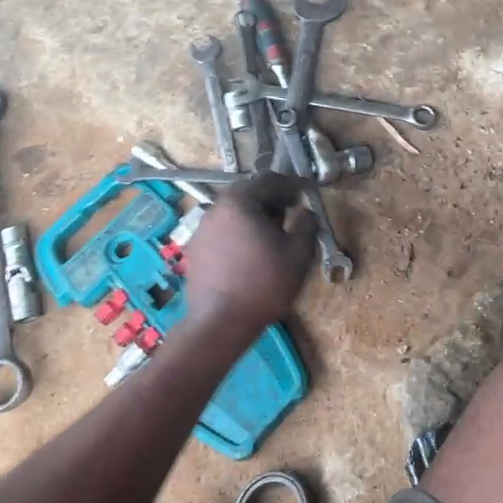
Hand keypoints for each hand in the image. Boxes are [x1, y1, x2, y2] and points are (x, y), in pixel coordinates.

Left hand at [179, 171, 317, 330]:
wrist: (220, 323)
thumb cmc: (263, 284)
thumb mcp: (298, 253)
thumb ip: (306, 224)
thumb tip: (305, 212)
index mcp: (240, 202)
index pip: (269, 180)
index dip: (291, 183)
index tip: (306, 191)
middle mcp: (216, 208)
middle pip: (248, 193)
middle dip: (272, 198)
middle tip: (291, 209)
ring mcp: (202, 229)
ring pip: (233, 212)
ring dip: (254, 214)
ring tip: (273, 231)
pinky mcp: (195, 249)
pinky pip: (223, 230)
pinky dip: (240, 231)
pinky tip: (251, 250)